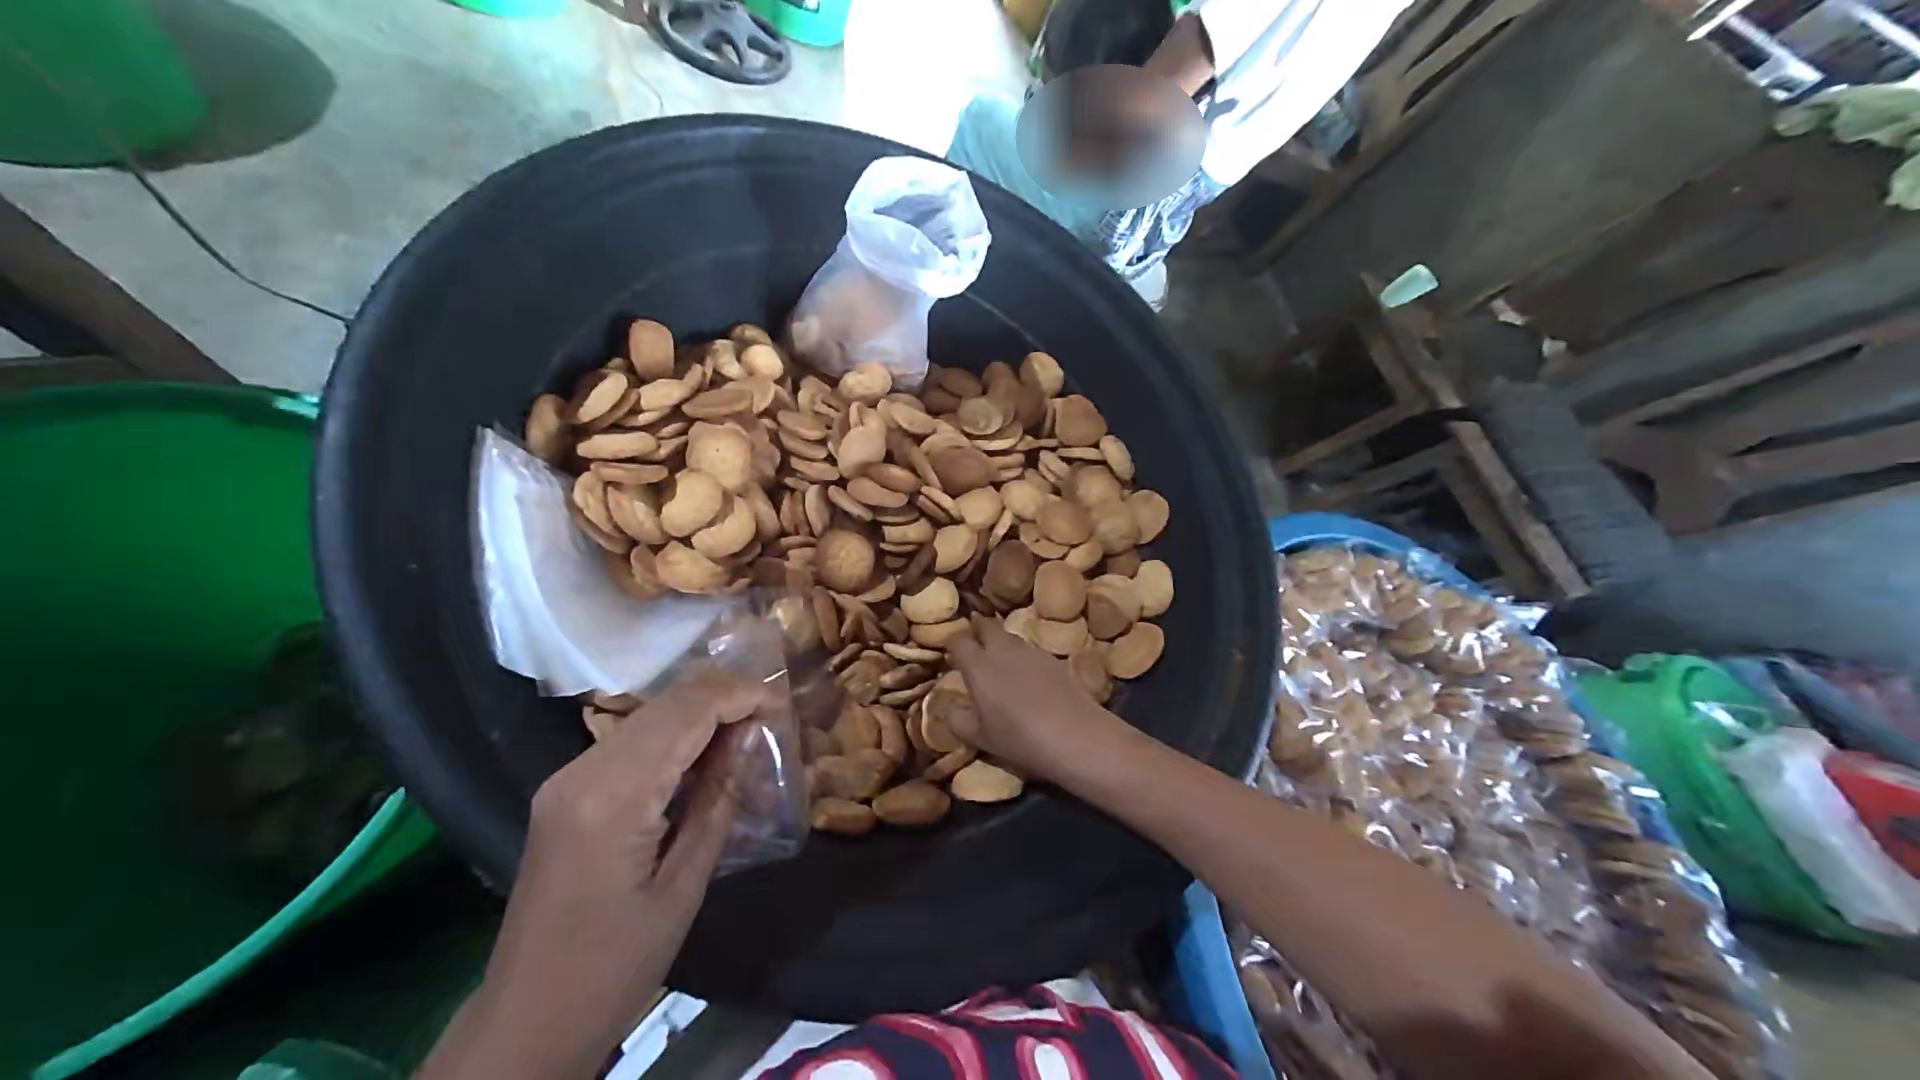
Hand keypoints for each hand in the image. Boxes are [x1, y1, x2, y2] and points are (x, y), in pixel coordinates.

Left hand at [419, 674, 765, 1079]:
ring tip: (750, 730)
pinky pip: (632, 742)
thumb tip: (748, 737)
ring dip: (702, 714)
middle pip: (666, 704)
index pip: (686, 713)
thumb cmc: (617, 964)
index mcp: (613, 797)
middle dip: (725, 697)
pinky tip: (707, 753)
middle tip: (773, 714)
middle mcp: (582, 770)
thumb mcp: (685, 884)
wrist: (529, 1016)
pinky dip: (676, 735)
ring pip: (649, 716)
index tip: (783, 703)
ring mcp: (567, 777)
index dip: (740, 695)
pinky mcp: (566, 789)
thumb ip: (717, 799)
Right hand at [946, 616, 1127, 780]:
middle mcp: (1003, 650)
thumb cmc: (1019, 738)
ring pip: (1009, 636)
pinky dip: (1021, 655)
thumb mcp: (980, 737)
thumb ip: (957, 719)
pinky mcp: (1054, 659)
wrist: (1075, 736)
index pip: (958, 640)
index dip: (952, 643)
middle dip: (977, 629)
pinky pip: (1029, 649)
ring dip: (1000, 641)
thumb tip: (947, 707)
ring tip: (998, 660)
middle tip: (973, 644)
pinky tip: (1026, 675)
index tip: (950, 653)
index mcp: (978, 665)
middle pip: (986, 625)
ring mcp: (1031, 651)